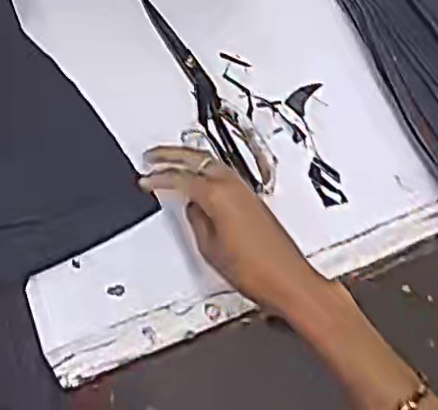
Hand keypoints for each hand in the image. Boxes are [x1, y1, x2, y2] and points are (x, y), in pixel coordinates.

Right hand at [139, 144, 328, 316]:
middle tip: (151, 156)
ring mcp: (242, 188)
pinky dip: (202, 168)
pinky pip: (220, 171)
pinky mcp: (250, 196)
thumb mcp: (209, 248)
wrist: (291, 283)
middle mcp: (230, 184)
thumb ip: (195, 219)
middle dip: (168, 154)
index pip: (178, 178)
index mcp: (215, 194)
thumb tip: (192, 208)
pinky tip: (197, 176)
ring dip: (186, 157)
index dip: (158, 178)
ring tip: (169, 159)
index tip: (146, 179)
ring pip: (208, 159)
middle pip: (193, 157)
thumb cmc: (256, 271)